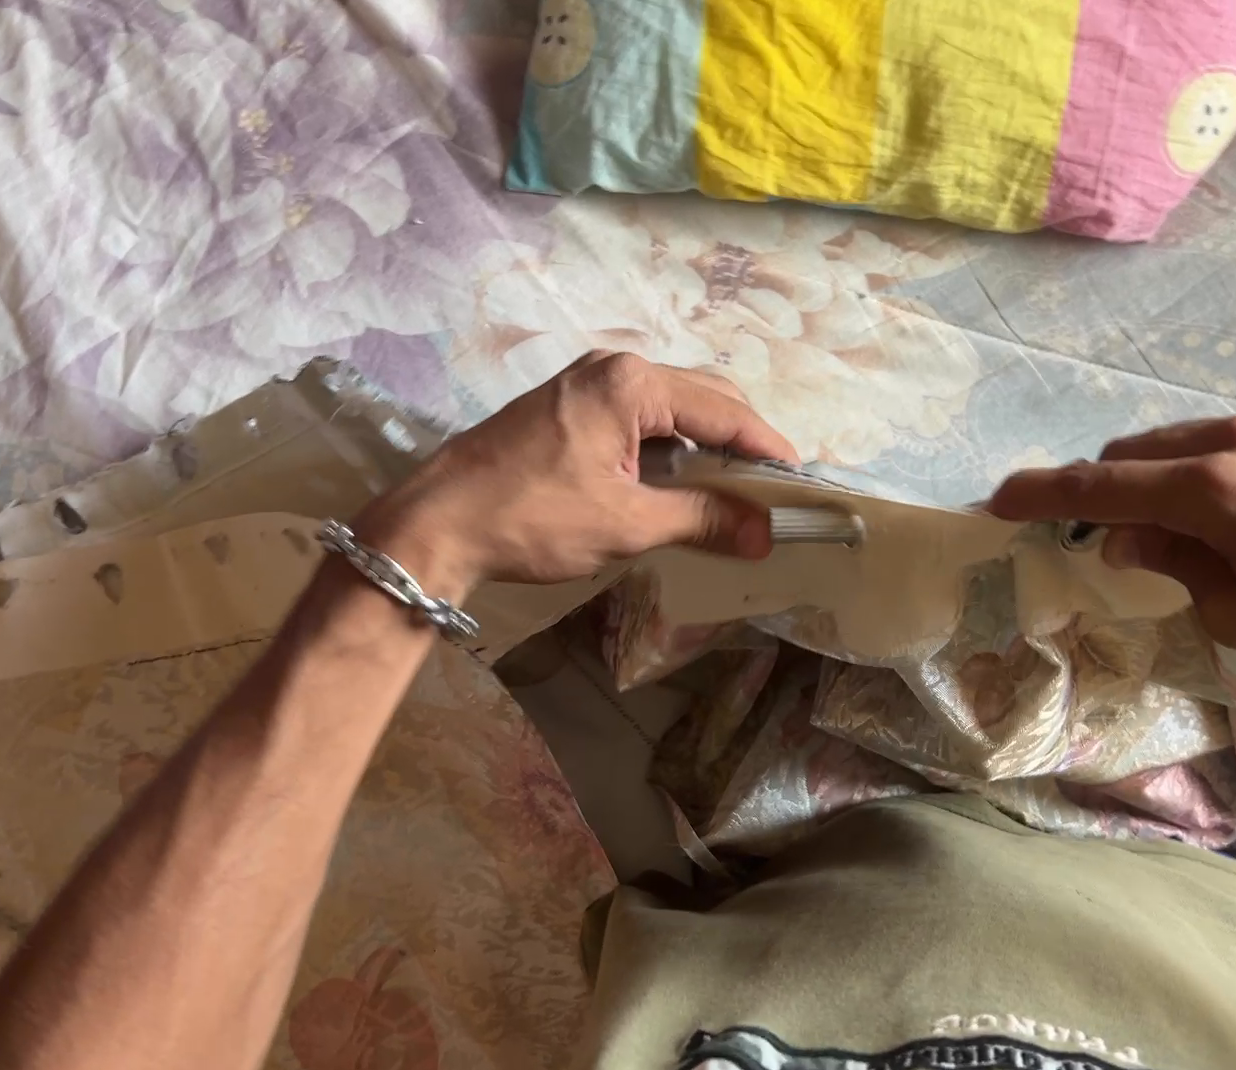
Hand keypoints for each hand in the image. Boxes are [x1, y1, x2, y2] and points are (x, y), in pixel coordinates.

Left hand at [353, 351, 798, 595]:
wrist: (436, 524)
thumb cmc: (533, 518)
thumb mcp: (628, 522)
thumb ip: (703, 519)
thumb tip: (766, 534)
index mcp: (632, 383)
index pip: (724, 410)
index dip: (767, 446)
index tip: (800, 479)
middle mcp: (614, 369)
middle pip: (703, 397)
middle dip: (740, 442)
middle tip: (770, 487)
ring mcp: (588, 383)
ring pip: (672, 408)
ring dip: (706, 445)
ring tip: (734, 489)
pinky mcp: (570, 406)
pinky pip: (641, 418)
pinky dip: (671, 448)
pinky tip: (681, 481)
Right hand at [987, 415, 1235, 677]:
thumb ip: (1168, 564)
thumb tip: (1121, 538)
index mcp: (1211, 490)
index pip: (1100, 486)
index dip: (1043, 493)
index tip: (1000, 499)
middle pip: (1133, 453)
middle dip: (1106, 490)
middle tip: (1112, 538)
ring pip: (1179, 440)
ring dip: (1154, 477)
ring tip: (1181, 527)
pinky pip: (1229, 439)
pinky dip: (1204, 467)